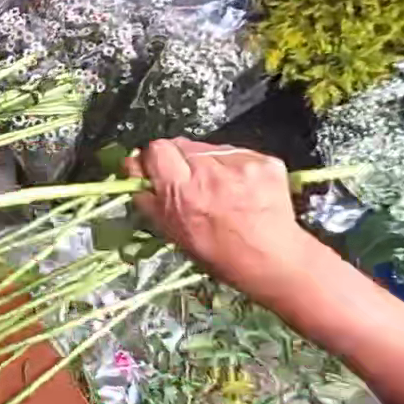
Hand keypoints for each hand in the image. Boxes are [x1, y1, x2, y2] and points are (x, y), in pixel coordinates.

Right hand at [126, 140, 323, 301]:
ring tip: (217, 189)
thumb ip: (147, 196)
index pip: (157, 149)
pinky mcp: (264, 161)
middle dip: (178, 160)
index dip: (153, 159)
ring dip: (205, 162)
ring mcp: (240, 164)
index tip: (157, 170)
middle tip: (188, 182)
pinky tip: (238, 188)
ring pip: (208, 148)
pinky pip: (236, 153)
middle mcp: (210, 172)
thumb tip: (132, 167)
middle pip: (181, 144)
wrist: (272, 259)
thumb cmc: (217, 252)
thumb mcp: (170, 230)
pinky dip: (232, 166)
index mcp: (182, 191)